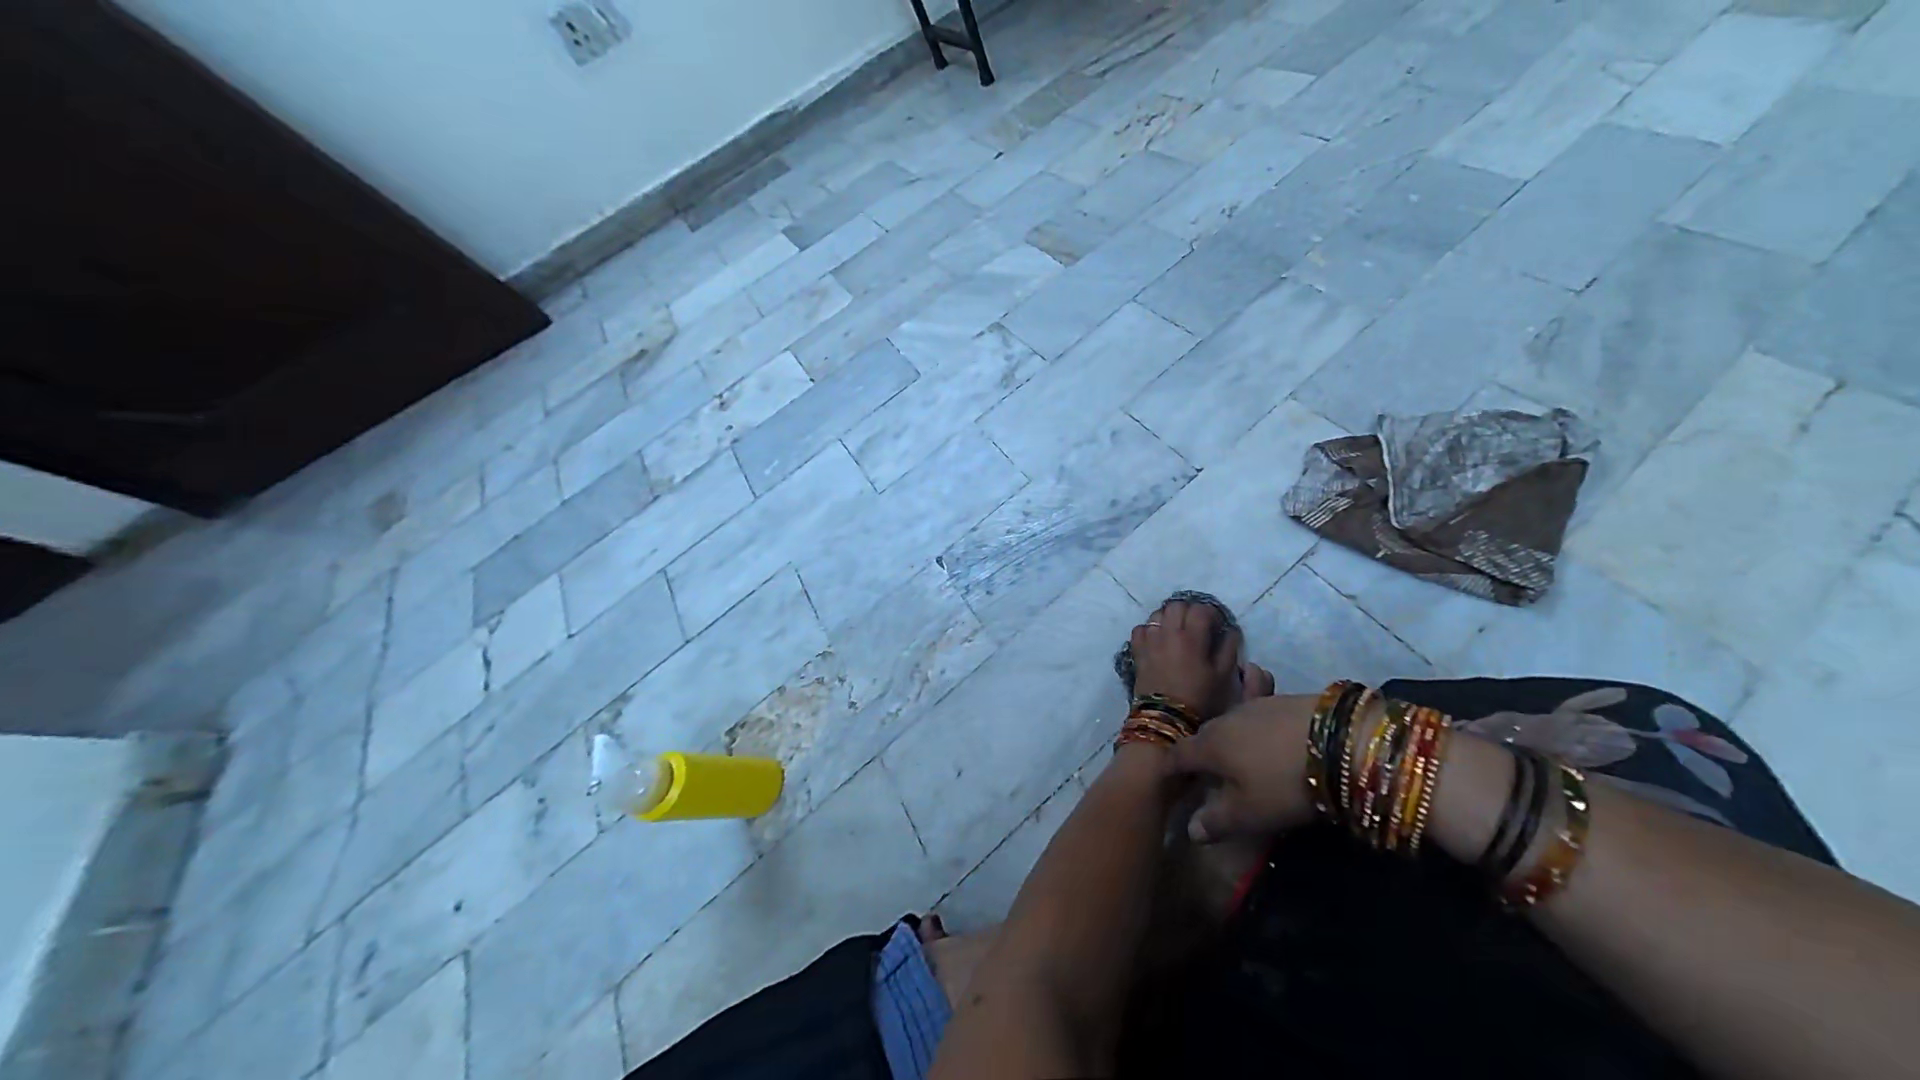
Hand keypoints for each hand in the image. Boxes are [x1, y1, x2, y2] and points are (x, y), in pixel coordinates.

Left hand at [1127, 599, 1244, 721]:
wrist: (1166, 718)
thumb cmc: (1200, 698)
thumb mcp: (1223, 675)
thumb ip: (1228, 648)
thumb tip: (1229, 630)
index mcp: (1191, 637)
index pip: (1200, 609)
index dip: (1211, 613)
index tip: (1216, 624)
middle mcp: (1167, 633)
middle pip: (1177, 605)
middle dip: (1189, 610)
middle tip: (1197, 624)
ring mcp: (1149, 640)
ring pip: (1157, 613)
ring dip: (1169, 617)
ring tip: (1178, 630)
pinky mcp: (1137, 650)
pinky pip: (1141, 628)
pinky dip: (1150, 629)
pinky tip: (1159, 639)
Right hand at [1168, 695, 1320, 841]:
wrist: (1341, 741)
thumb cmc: (1283, 782)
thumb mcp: (1250, 813)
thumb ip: (1216, 821)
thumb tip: (1190, 830)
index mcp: (1208, 745)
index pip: (1177, 755)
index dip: (1169, 769)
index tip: (1165, 778)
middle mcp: (1225, 719)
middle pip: (1204, 737)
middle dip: (1201, 753)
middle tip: (1206, 772)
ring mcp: (1257, 705)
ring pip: (1232, 723)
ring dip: (1231, 740)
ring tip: (1240, 757)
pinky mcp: (1286, 701)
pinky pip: (1260, 715)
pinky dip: (1258, 728)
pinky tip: (1272, 739)